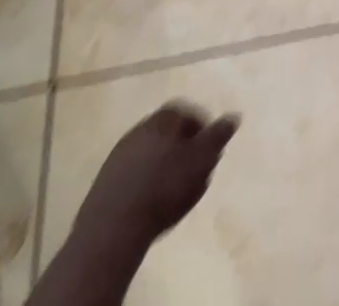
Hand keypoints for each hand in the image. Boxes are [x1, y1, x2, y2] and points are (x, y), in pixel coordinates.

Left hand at [72, 101, 239, 250]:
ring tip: (178, 185)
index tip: (210, 143)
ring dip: (164, 163)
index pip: (182, 110)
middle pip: (164, 130)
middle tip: (198, 163)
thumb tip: (234, 116)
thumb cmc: (166, 188)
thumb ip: (218, 136)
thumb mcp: (203, 160)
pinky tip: (155, 198)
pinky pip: (133, 172)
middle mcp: (135, 133)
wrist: (113, 228)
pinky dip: (147, 179)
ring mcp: (116, 158)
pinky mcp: (104, 183)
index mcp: (159, 122)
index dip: (200, 123)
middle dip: (183, 144)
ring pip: (148, 151)